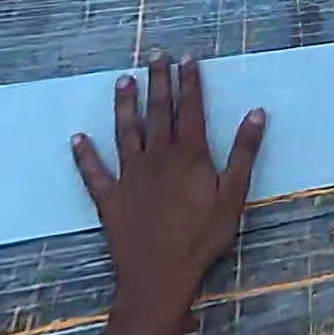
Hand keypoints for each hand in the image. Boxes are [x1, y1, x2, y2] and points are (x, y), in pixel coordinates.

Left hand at [72, 56, 265, 320]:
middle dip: (158, 82)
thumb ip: (244, 153)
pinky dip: (85, 155)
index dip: (189, 82)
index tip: (187, 58)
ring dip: (124, 106)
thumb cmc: (202, 237)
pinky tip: (77, 138)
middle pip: (158, 112)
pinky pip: (94, 173)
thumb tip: (256, 113)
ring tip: (123, 81)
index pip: (190, 108)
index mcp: (189, 155)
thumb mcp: (234, 195)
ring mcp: (130, 176)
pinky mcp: (110, 199)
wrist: (160, 278)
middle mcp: (157, 157)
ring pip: (126, 132)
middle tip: (155, 56)